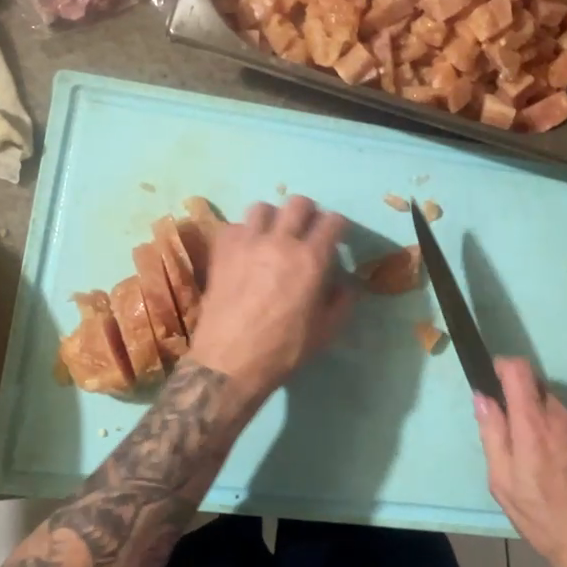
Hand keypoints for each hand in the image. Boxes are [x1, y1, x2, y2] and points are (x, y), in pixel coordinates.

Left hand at [185, 196, 353, 403]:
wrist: (229, 362)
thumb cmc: (283, 351)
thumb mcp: (325, 332)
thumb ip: (341, 302)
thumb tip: (344, 284)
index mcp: (311, 260)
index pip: (332, 222)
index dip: (339, 225)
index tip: (337, 236)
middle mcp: (280, 242)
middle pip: (298, 203)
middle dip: (308, 213)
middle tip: (307, 231)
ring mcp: (247, 243)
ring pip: (263, 207)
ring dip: (273, 218)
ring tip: (272, 235)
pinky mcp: (222, 251)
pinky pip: (234, 226)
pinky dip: (243, 233)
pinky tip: (245, 250)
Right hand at [473, 357, 566, 566]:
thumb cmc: (540, 515)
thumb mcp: (502, 479)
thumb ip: (492, 432)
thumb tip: (482, 398)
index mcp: (533, 423)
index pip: (519, 370)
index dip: (502, 367)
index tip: (492, 380)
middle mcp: (561, 415)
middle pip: (535, 386)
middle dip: (518, 399)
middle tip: (507, 431)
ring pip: (553, 405)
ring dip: (538, 416)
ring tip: (532, 455)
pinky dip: (556, 431)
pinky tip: (555, 463)